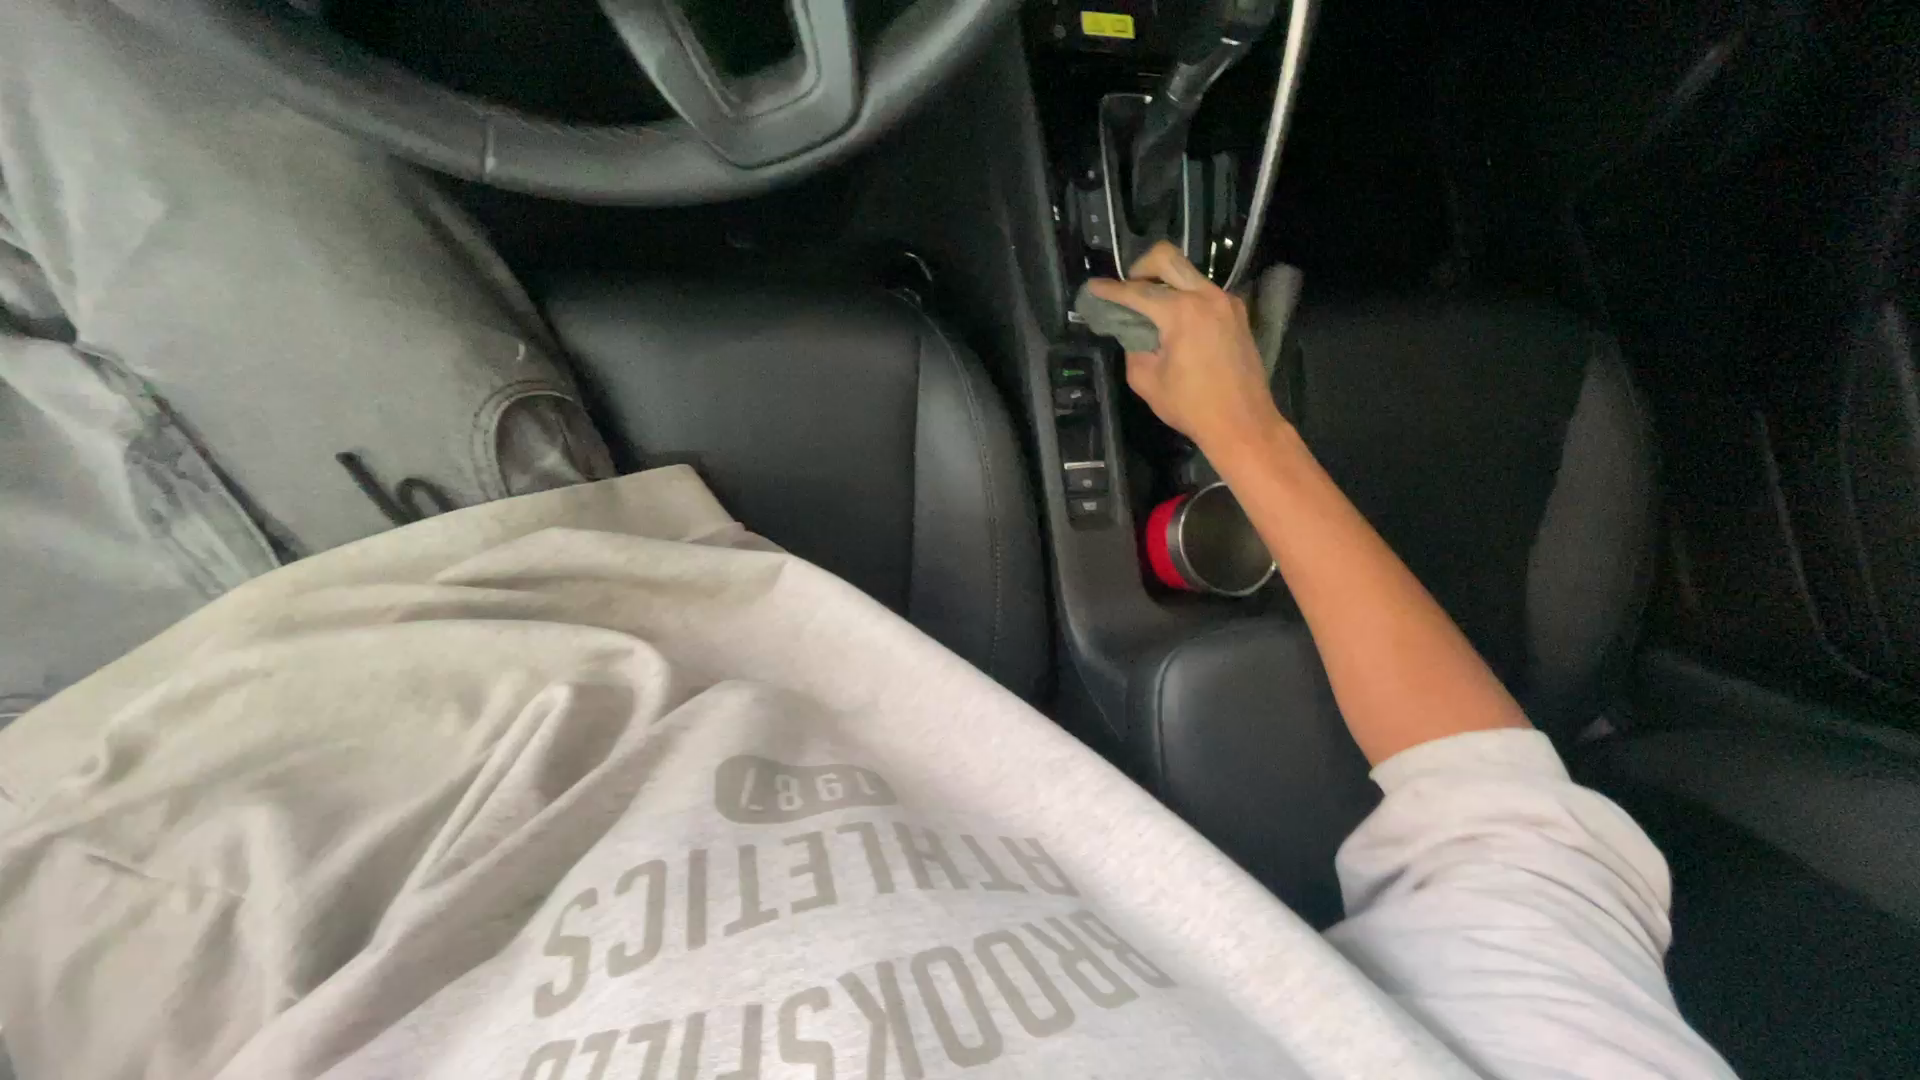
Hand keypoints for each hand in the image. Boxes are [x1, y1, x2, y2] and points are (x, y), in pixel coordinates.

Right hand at [1085, 242, 1285, 456]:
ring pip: (1188, 273)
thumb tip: (1132, 332)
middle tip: (1127, 290)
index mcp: (1182, 312)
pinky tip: (1175, 324)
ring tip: (1150, 310)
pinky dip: (1184, 298)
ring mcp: (1226, 301)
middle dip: (1140, 268)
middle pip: (1167, 258)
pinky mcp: (1237, 313)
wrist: (1242, 423)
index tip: (1092, 288)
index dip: (1110, 290)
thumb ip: (1133, 348)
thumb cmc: (1191, 407)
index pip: (1136, 292)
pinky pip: (1204, 292)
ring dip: (1164, 284)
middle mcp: (1206, 296)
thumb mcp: (1147, 380)